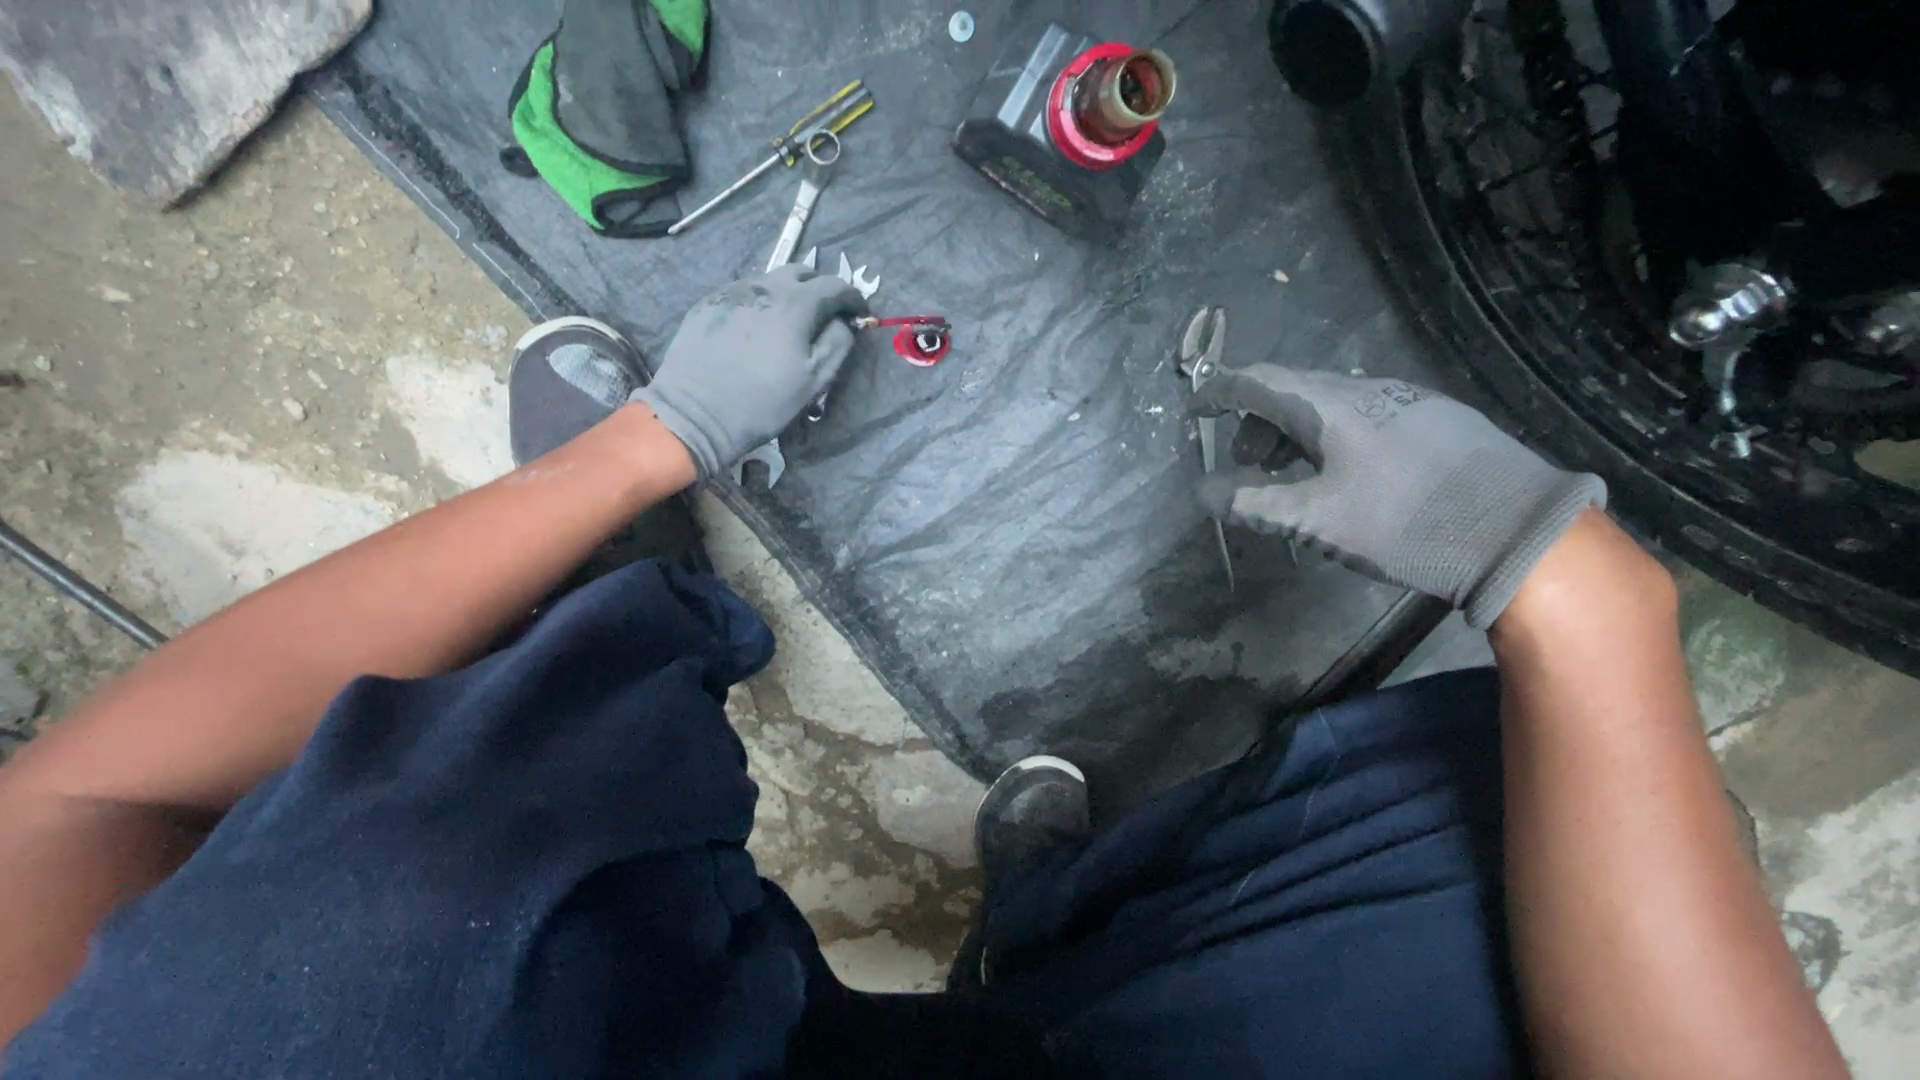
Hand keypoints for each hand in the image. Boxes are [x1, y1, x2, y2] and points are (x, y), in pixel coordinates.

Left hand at [630, 265, 868, 477]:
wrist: (695, 414)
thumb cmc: (763, 402)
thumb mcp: (814, 379)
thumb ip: (838, 342)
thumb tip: (844, 322)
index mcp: (795, 303)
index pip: (835, 285)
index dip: (853, 298)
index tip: (859, 314)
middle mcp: (763, 286)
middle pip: (801, 272)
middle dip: (821, 288)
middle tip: (827, 313)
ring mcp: (731, 292)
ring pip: (770, 280)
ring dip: (789, 293)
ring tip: (791, 321)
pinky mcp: (707, 304)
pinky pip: (744, 293)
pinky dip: (761, 303)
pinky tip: (757, 329)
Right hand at [1194, 365, 1605, 628]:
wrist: (1520, 533)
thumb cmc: (1403, 522)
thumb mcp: (1317, 520)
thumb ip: (1254, 503)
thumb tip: (1204, 491)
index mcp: (1332, 404)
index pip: (1258, 381)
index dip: (1220, 392)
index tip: (1196, 409)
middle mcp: (1368, 388)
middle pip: (1295, 391)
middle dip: (1259, 423)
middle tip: (1249, 467)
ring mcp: (1409, 401)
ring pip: (1333, 404)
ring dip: (1297, 433)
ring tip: (1295, 476)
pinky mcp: (1440, 421)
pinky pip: (1367, 416)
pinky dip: (1334, 437)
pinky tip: (1349, 474)